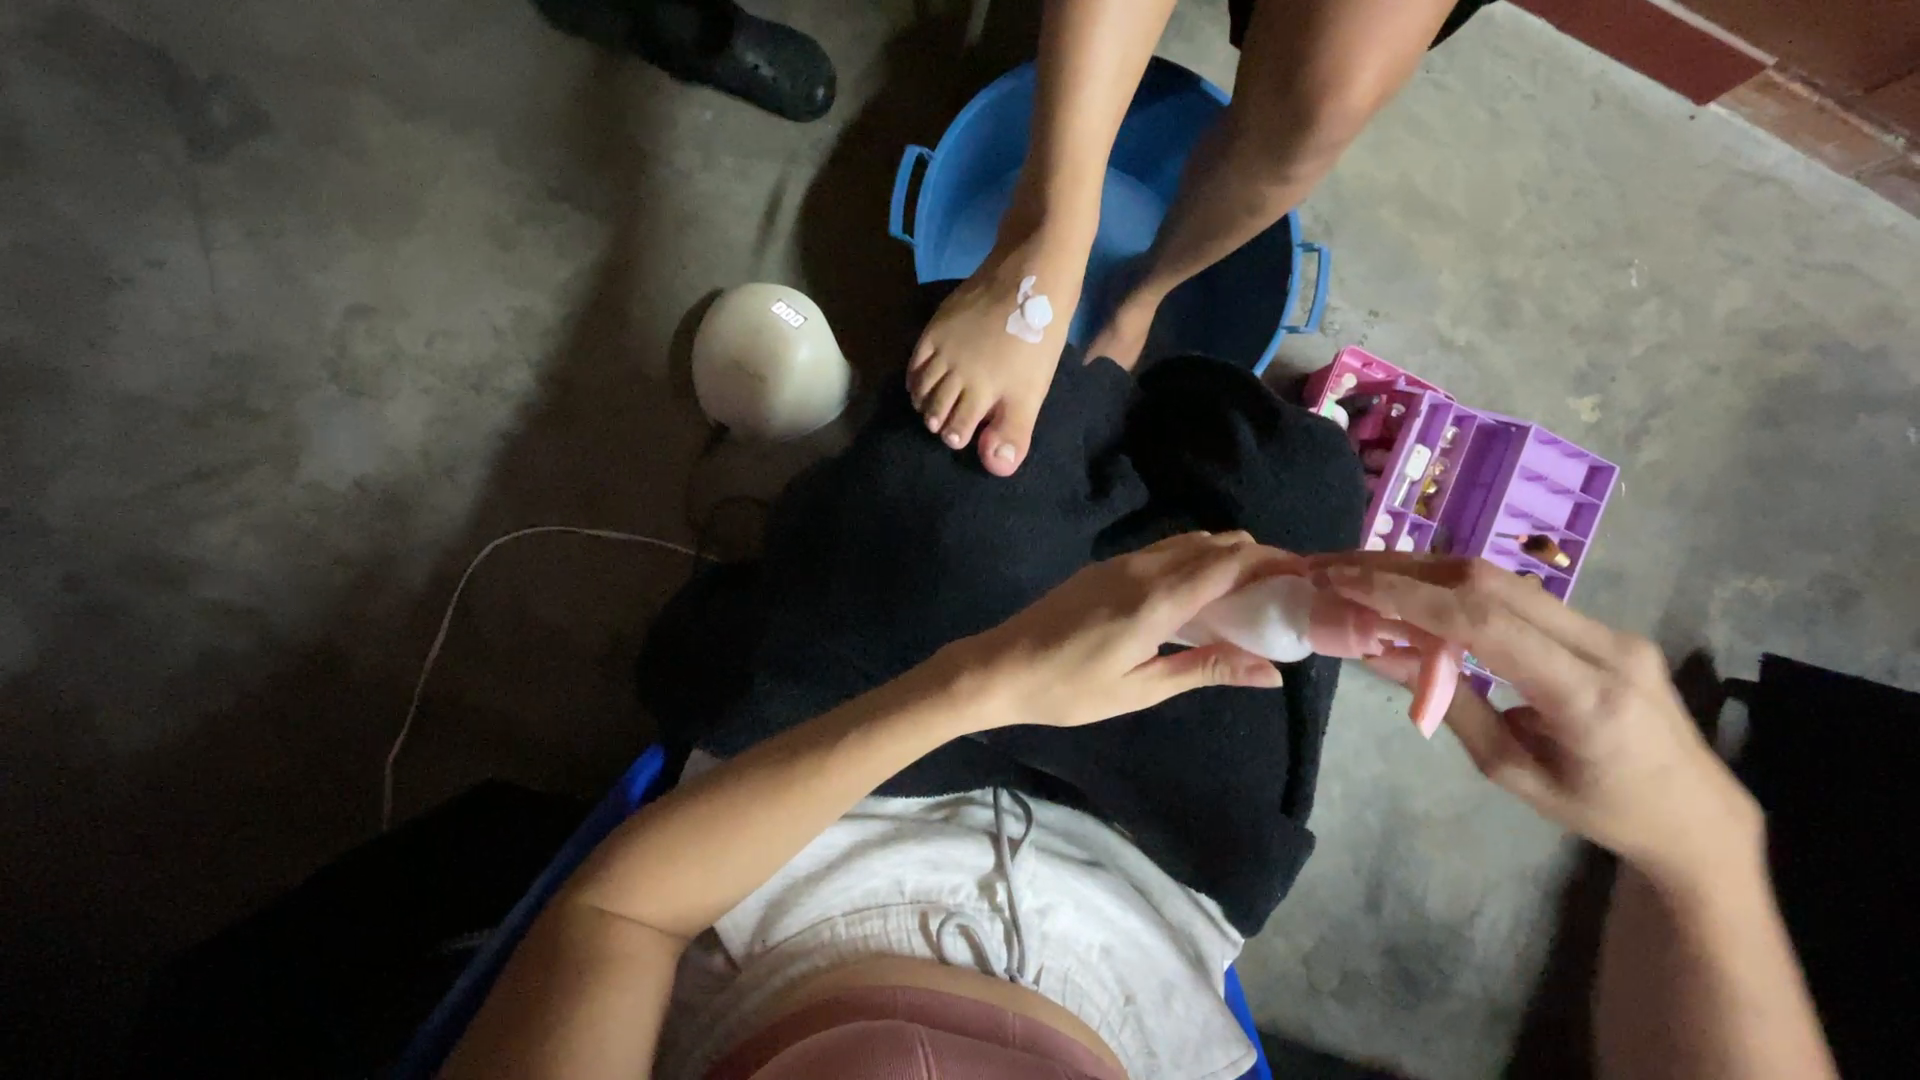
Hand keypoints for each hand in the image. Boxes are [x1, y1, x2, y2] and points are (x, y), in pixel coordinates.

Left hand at [944, 532, 1296, 728]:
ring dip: (1223, 558)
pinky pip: (1162, 552)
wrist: (1000, 667)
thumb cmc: (1070, 688)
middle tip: (1282, 592)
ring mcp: (1119, 563)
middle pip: (1213, 544)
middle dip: (1255, 558)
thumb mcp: (1141, 688)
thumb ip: (1206, 670)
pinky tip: (1197, 595)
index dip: (1272, 562)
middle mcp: (1142, 568)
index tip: (1306, 576)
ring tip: (1247, 594)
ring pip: (1186, 543)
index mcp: (1156, 598)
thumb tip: (1271, 672)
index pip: (1229, 563)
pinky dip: (1193, 562)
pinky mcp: (1103, 569)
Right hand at [1309, 554, 1761, 885]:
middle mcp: (1603, 645)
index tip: (1341, 582)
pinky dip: (1451, 587)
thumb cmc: (1599, 809)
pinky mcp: (1598, 625)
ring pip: (1497, 577)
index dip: (1403, 594)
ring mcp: (1607, 628)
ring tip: (1359, 574)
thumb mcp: (1510, 771)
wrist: (1697, 815)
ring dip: (1421, 571)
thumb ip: (1448, 704)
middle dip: (1400, 569)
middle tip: (1335, 568)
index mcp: (1583, 693)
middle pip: (1486, 580)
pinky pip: (1514, 593)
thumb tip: (1379, 652)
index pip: (1480, 619)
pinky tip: (1412, 592)